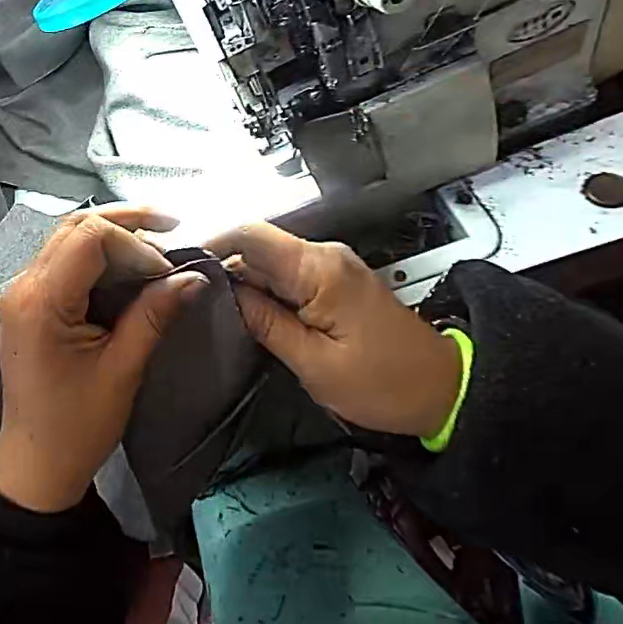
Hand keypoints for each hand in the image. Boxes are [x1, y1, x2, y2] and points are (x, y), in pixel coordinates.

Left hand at [0, 206, 207, 511]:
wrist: (37, 464)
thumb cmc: (77, 424)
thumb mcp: (123, 369)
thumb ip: (154, 314)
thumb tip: (195, 276)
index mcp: (41, 302)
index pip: (89, 237)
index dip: (135, 245)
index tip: (166, 274)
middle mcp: (24, 286)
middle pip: (77, 226)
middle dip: (127, 223)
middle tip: (172, 228)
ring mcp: (24, 293)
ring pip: (70, 236)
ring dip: (115, 233)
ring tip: (158, 239)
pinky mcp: (33, 302)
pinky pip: (67, 259)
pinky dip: (102, 254)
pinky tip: (132, 263)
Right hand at [205, 222, 460, 438]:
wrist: (440, 388)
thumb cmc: (384, 383)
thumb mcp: (314, 363)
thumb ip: (266, 324)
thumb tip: (226, 294)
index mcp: (319, 269)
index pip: (251, 235)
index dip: (213, 244)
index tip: (182, 268)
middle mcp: (326, 256)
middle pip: (258, 247)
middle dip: (224, 268)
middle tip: (191, 299)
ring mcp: (333, 266)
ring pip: (272, 262)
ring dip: (244, 282)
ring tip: (214, 311)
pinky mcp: (337, 281)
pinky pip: (291, 276)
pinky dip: (267, 291)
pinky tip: (251, 315)